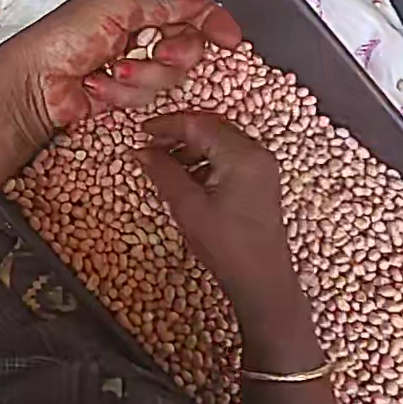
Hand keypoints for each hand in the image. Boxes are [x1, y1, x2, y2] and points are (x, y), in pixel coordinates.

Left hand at [2, 0, 242, 142]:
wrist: (34, 82)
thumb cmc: (64, 37)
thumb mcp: (116, 7)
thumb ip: (163, 3)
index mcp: (140, 7)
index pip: (189, 13)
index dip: (212, 24)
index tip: (230, 38)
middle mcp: (140, 37)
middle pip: (186, 50)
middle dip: (172, 56)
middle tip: (153, 54)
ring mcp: (133, 68)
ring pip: (166, 79)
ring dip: (138, 78)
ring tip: (109, 72)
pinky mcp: (123, 96)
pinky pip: (143, 98)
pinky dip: (120, 94)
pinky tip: (96, 87)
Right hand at [135, 112, 303, 319]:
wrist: (261, 280)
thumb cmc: (225, 245)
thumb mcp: (188, 206)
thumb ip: (164, 172)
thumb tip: (141, 151)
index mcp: (242, 155)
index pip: (199, 124)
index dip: (167, 124)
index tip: (140, 130)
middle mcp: (256, 152)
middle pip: (212, 127)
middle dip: (179, 133)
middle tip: (150, 144)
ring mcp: (261, 166)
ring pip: (220, 141)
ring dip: (191, 146)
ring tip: (163, 163)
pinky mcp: (260, 180)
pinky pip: (229, 157)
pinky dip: (205, 160)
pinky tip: (186, 177)